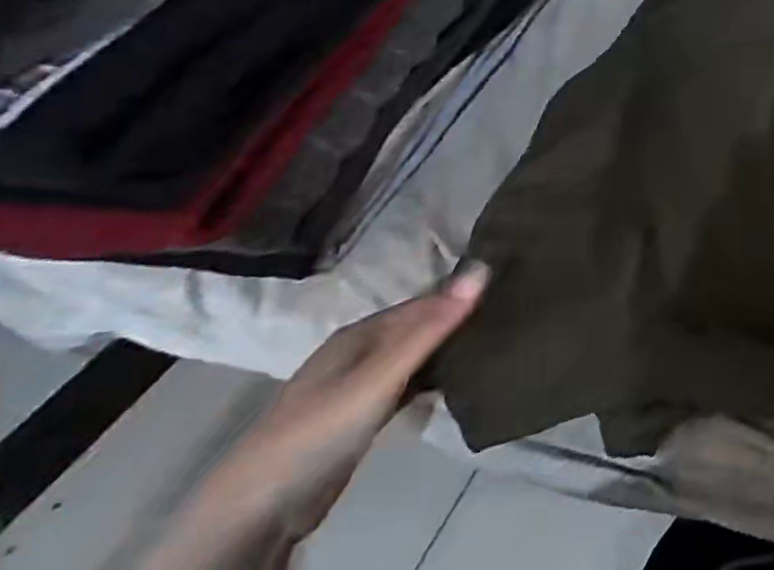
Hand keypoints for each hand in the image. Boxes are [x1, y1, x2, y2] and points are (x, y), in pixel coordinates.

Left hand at [143, 262, 488, 568]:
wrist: (260, 507)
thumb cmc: (322, 427)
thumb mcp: (382, 374)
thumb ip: (432, 326)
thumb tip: (483, 267)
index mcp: (362, 332)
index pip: (426, 301)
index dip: (464, 294)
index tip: (512, 290)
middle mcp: (361, 351)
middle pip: (421, 327)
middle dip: (461, 320)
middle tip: (513, 316)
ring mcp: (360, 385)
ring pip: (418, 355)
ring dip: (450, 349)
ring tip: (498, 342)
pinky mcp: (364, 416)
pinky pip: (411, 383)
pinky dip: (436, 378)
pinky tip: (461, 382)